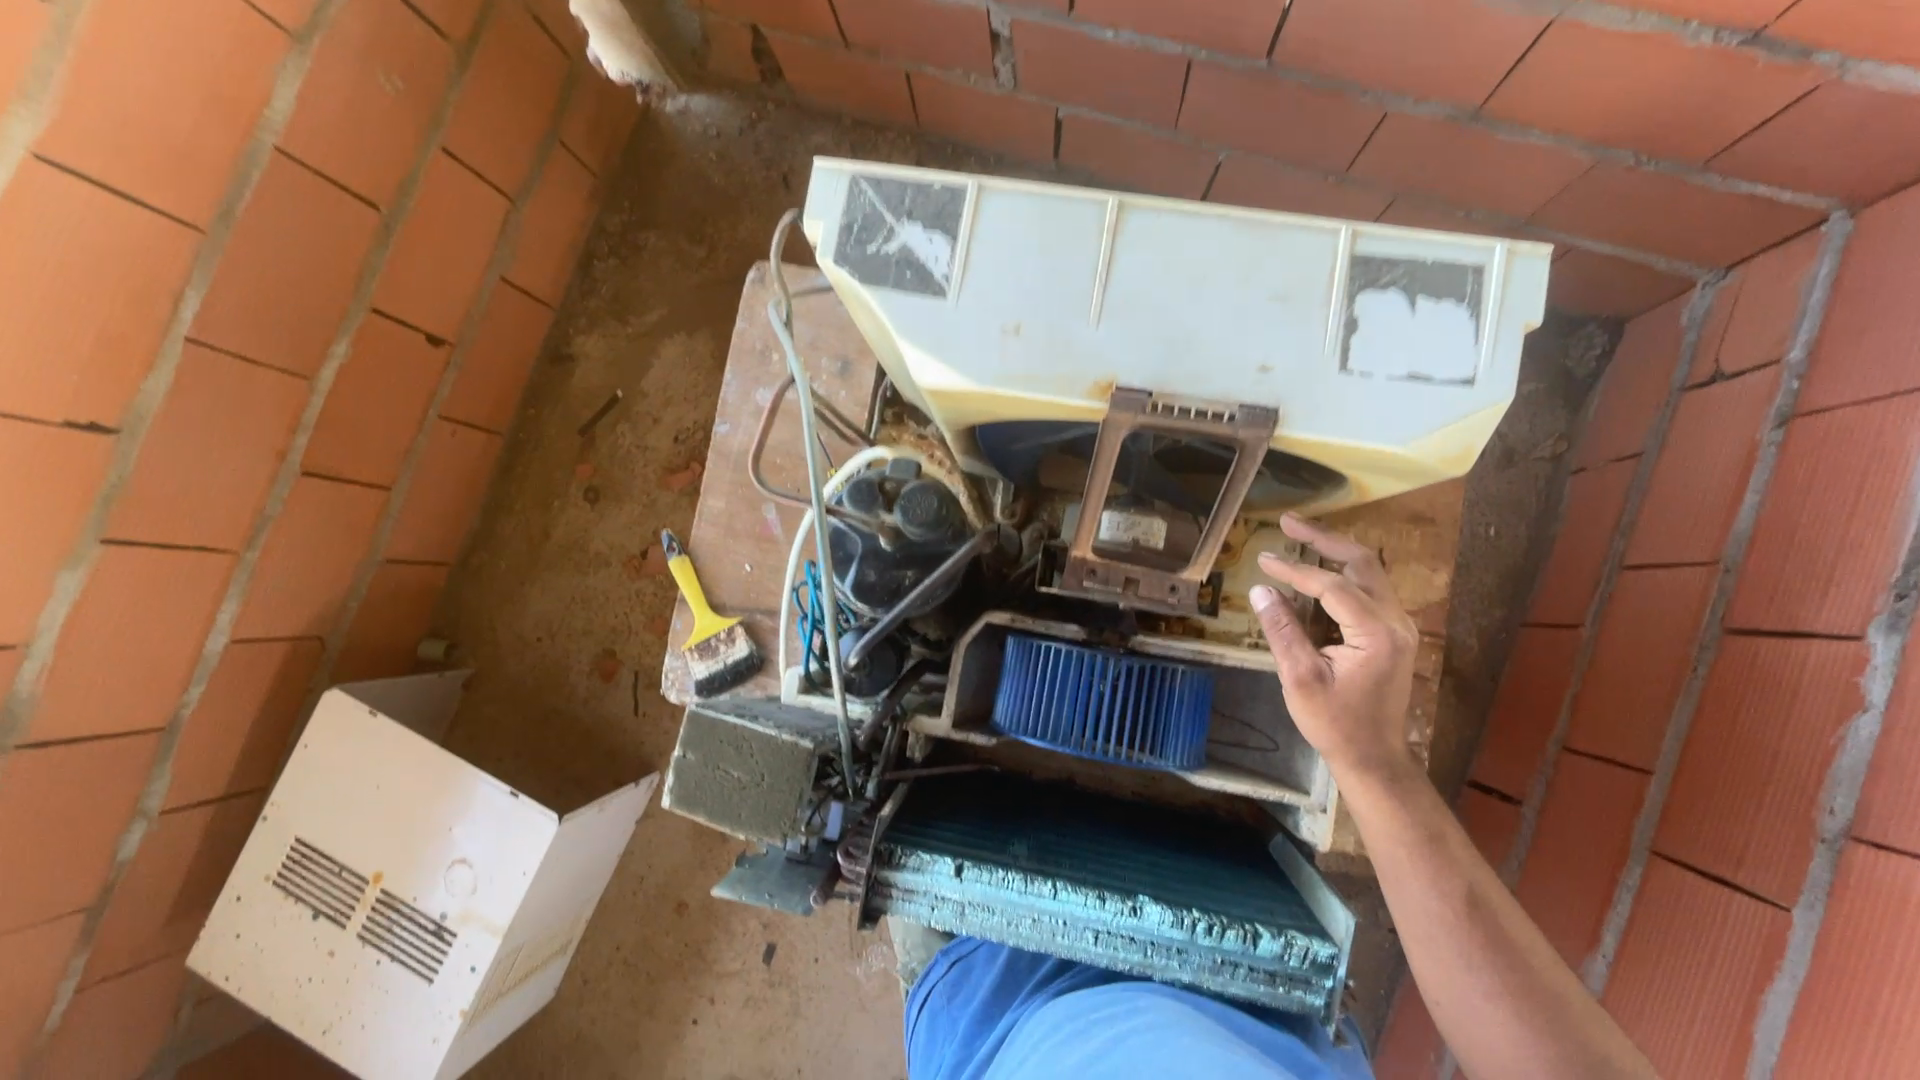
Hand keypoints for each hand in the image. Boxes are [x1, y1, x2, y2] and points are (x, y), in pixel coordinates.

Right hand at [1249, 513, 1420, 784]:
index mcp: (1376, 633)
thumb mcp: (1300, 678)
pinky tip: (1317, 572)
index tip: (1262, 558)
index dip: (1294, 570)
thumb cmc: (1335, 723)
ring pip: (1370, 572)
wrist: (1374, 756)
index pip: (1332, 586)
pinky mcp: (1393, 634)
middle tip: (1288, 523)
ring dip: (1335, 552)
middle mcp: (1396, 622)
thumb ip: (1282, 630)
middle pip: (1362, 563)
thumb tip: (1260, 590)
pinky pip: (1370, 590)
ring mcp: (1399, 627)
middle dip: (1323, 539)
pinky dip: (1342, 573)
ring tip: (1299, 538)